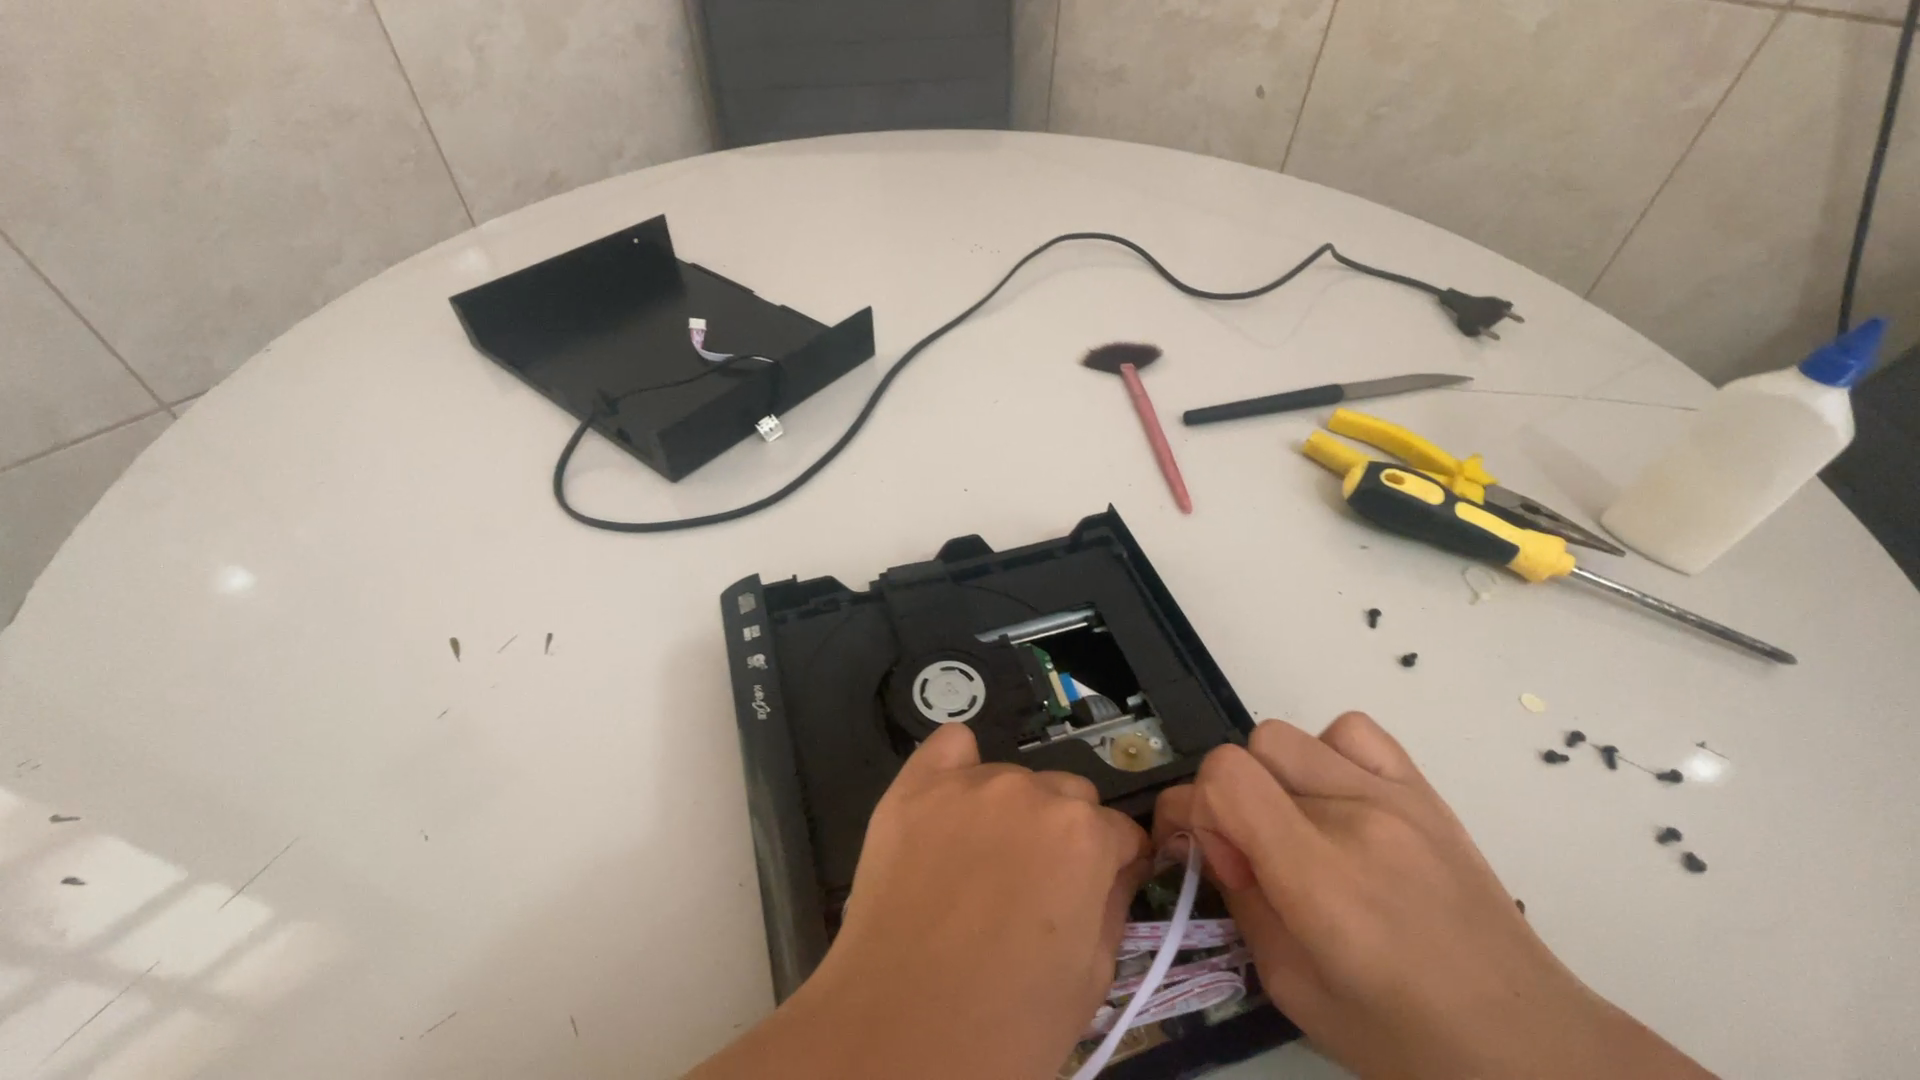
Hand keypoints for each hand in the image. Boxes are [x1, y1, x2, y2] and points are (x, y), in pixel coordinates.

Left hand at [689, 723, 1150, 1079]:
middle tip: (1034, 887)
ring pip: (1011, 778)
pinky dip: (957, 766)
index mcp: (1085, 835)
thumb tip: (1116, 870)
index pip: (1119, 832)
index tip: (1095, 893)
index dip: (1113, 867)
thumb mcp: (1092, 976)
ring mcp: (967, 784)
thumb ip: (1113, 904)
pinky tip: (951, 802)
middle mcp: (1032, 792)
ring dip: (1011, 811)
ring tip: (980, 864)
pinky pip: (947, 746)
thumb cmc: (1010, 1020)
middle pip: (1067, 795)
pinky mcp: (912, 788)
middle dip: (1064, 835)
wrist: (902, 1032)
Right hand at [1155, 713, 1714, 1079]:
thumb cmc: (1402, 1037)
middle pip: (1250, 750)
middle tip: (1250, 854)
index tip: (1210, 857)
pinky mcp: (1425, 792)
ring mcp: (1396, 796)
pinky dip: (1327, 756)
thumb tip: (1211, 844)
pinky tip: (1338, 804)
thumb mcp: (1292, 987)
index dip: (1195, 810)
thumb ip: (1242, 900)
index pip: (1225, 778)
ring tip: (1296, 830)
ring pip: (1290, 736)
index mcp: (1320, 875)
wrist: (1526, 1041)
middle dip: (1228, 798)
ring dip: (1272, 778)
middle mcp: (1356, 816)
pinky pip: (1354, 732)